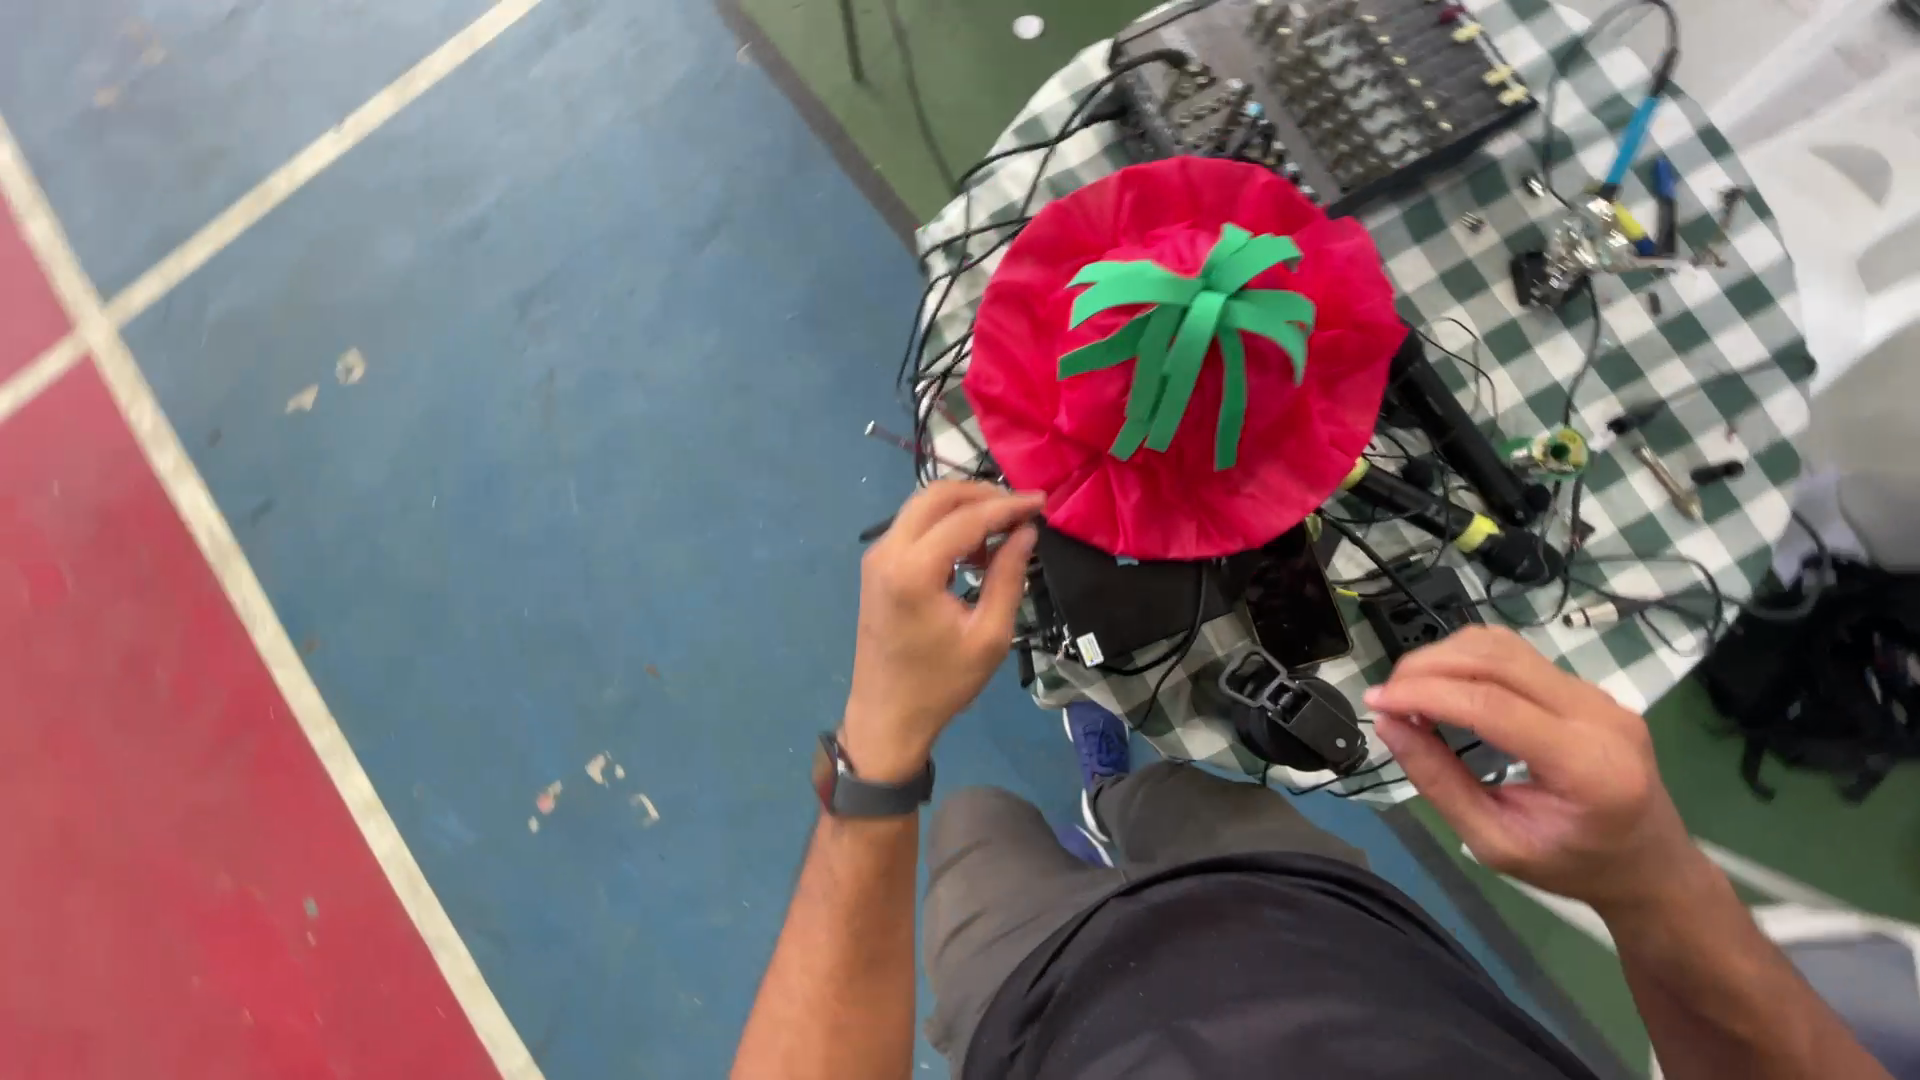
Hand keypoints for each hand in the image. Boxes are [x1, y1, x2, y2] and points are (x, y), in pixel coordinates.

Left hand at [842, 481, 1042, 782]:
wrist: (886, 716)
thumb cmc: (941, 684)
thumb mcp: (989, 636)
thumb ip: (1008, 577)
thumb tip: (1026, 532)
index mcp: (913, 570)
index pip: (966, 517)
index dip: (1008, 505)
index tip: (1042, 502)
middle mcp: (887, 552)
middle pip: (937, 494)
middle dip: (983, 494)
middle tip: (1020, 511)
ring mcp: (877, 556)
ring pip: (922, 505)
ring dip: (964, 508)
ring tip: (1002, 534)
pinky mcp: (877, 566)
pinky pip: (913, 526)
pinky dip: (945, 525)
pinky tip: (973, 551)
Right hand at [1363, 626, 1702, 915]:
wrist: (1651, 867)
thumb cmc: (1573, 866)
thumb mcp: (1494, 842)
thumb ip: (1439, 782)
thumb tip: (1387, 726)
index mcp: (1587, 766)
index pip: (1491, 704)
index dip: (1423, 694)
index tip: (1375, 702)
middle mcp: (1599, 717)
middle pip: (1494, 660)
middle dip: (1425, 667)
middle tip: (1386, 697)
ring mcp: (1596, 696)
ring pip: (1501, 645)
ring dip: (1442, 656)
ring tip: (1410, 691)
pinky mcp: (1584, 688)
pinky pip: (1514, 654)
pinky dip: (1465, 658)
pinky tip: (1445, 685)